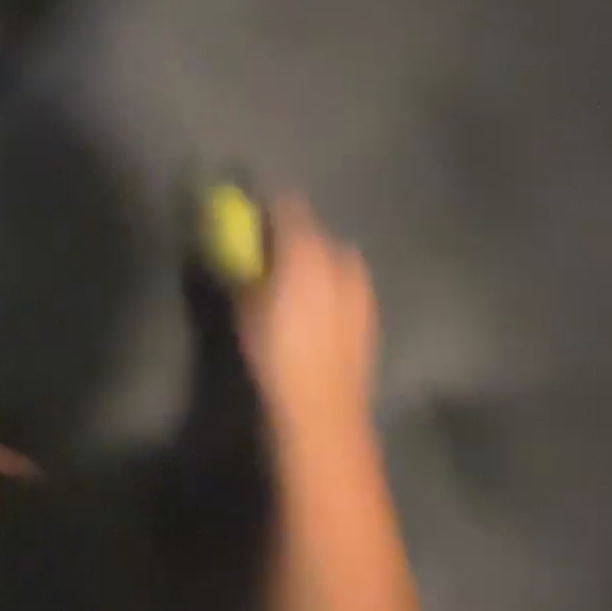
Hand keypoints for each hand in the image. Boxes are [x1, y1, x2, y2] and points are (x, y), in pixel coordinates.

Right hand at [240, 196, 379, 441]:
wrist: (322, 403)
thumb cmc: (274, 352)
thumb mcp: (245, 308)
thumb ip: (247, 270)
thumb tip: (243, 252)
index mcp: (306, 253)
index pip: (290, 210)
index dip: (269, 207)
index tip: (251, 210)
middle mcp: (339, 260)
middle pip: (315, 232)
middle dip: (293, 234)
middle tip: (267, 247)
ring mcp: (360, 285)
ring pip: (334, 256)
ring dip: (313, 257)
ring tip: (290, 274)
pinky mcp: (368, 310)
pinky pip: (345, 279)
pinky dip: (328, 279)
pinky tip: (312, 300)